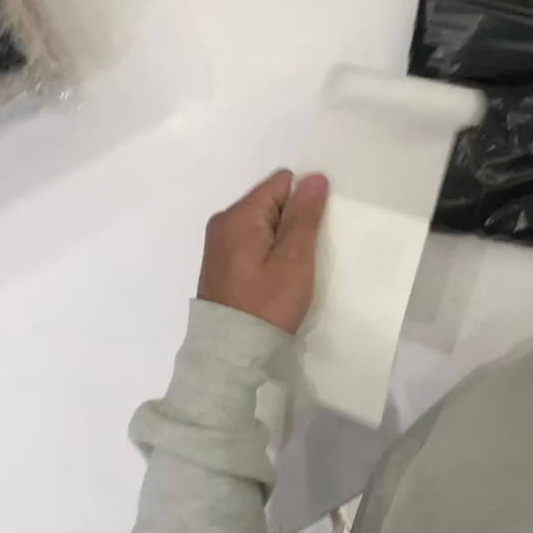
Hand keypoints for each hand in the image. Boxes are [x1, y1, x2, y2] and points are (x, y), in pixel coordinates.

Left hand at [198, 170, 330, 334]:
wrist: (232, 355)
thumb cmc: (267, 304)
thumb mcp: (294, 258)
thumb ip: (304, 214)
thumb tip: (314, 177)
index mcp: (238, 215)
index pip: (281, 183)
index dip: (302, 204)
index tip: (308, 235)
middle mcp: (223, 222)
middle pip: (270, 201)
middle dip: (290, 221)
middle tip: (299, 257)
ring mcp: (218, 243)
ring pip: (262, 223)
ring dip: (280, 239)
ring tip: (286, 270)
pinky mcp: (220, 262)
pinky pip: (251, 241)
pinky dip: (266, 252)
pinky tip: (272, 278)